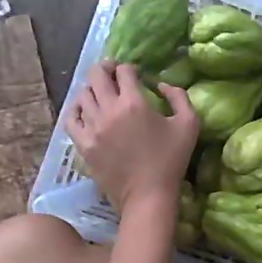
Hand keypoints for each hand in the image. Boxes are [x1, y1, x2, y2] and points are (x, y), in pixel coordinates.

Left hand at [68, 61, 199, 214]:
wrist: (148, 194)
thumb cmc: (171, 159)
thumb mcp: (190, 124)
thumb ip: (179, 96)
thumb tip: (161, 84)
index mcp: (134, 102)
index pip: (124, 71)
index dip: (130, 68)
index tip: (136, 75)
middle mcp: (109, 109)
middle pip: (97, 75)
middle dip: (105, 68)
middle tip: (112, 73)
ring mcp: (92, 127)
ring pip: (83, 94)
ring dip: (92, 88)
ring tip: (101, 93)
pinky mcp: (83, 143)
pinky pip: (71, 118)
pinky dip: (77, 109)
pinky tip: (85, 110)